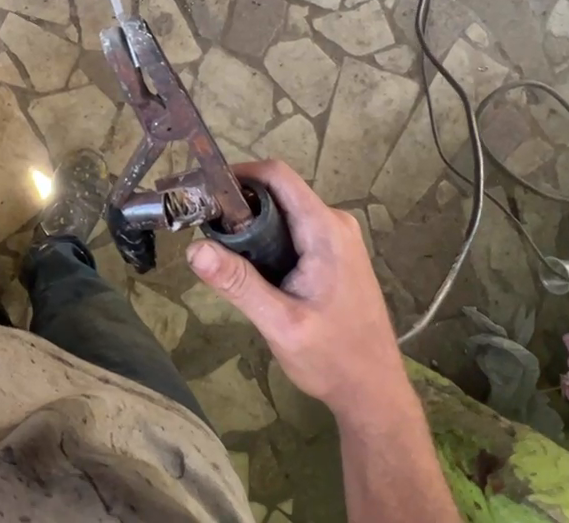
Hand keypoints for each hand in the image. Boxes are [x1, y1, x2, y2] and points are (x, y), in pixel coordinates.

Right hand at [186, 160, 405, 417]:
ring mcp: (336, 238)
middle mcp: (334, 223)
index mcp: (325, 230)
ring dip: (250, 221)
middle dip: (238, 202)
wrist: (374, 394)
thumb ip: (238, 284)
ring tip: (220, 248)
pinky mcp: (333, 253)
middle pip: (276, 190)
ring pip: (282, 210)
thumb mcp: (280, 324)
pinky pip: (291, 227)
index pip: (277, 175)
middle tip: (204, 227)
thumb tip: (194, 248)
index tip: (204, 194)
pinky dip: (264, 236)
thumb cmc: (333, 359)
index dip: (237, 174)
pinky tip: (247, 264)